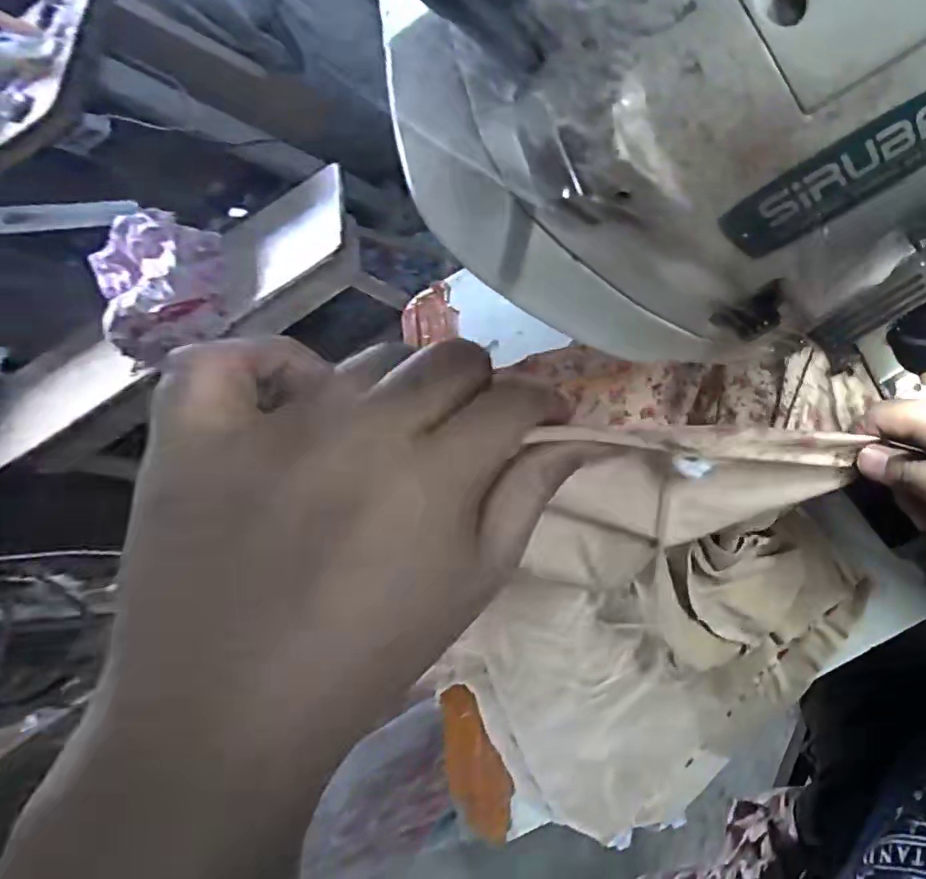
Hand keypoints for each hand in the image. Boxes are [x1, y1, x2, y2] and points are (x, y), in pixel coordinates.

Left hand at [4, 338, 596, 878]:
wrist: (226, 717)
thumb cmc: (381, 644)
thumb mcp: (485, 570)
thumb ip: (533, 488)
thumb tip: (582, 435)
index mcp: (438, 471)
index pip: (516, 397)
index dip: (547, 401)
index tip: (550, 420)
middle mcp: (363, 433)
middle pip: (452, 359)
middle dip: (486, 385)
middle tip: (477, 427)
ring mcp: (271, 431)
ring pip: (370, 358)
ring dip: (406, 383)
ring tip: (400, 426)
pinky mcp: (192, 444)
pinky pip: (224, 362)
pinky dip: (268, 363)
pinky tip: (296, 393)